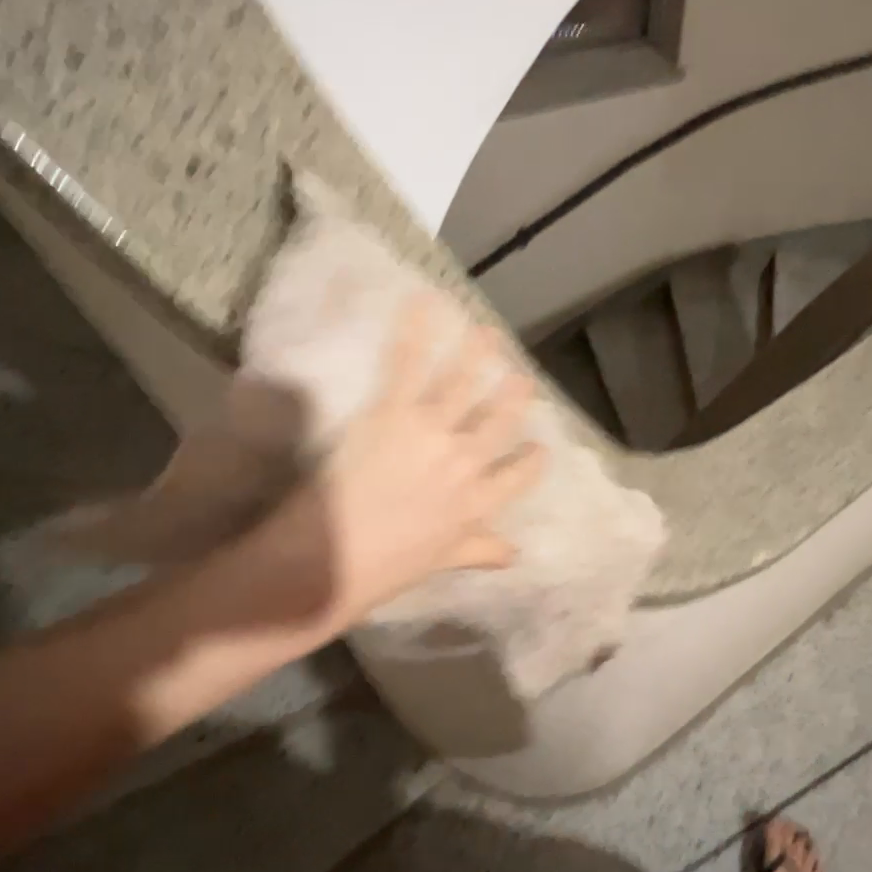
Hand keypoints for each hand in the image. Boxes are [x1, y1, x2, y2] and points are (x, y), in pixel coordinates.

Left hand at [289, 296, 544, 624]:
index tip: (540, 448)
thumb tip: (515, 553)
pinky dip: (416, 329)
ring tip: (488, 333)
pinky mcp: (392, 412)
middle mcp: (464, 461)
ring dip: (477, 354)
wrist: (331, 558)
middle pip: (498, 420)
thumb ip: (481, 551)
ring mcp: (431, 431)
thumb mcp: (440, 563)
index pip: (519, 475)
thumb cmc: (384, 568)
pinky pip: (408, 364)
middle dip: (514, 396)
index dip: (532, 461)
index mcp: (477, 502)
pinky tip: (426, 302)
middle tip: (522, 379)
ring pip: (462, 384)